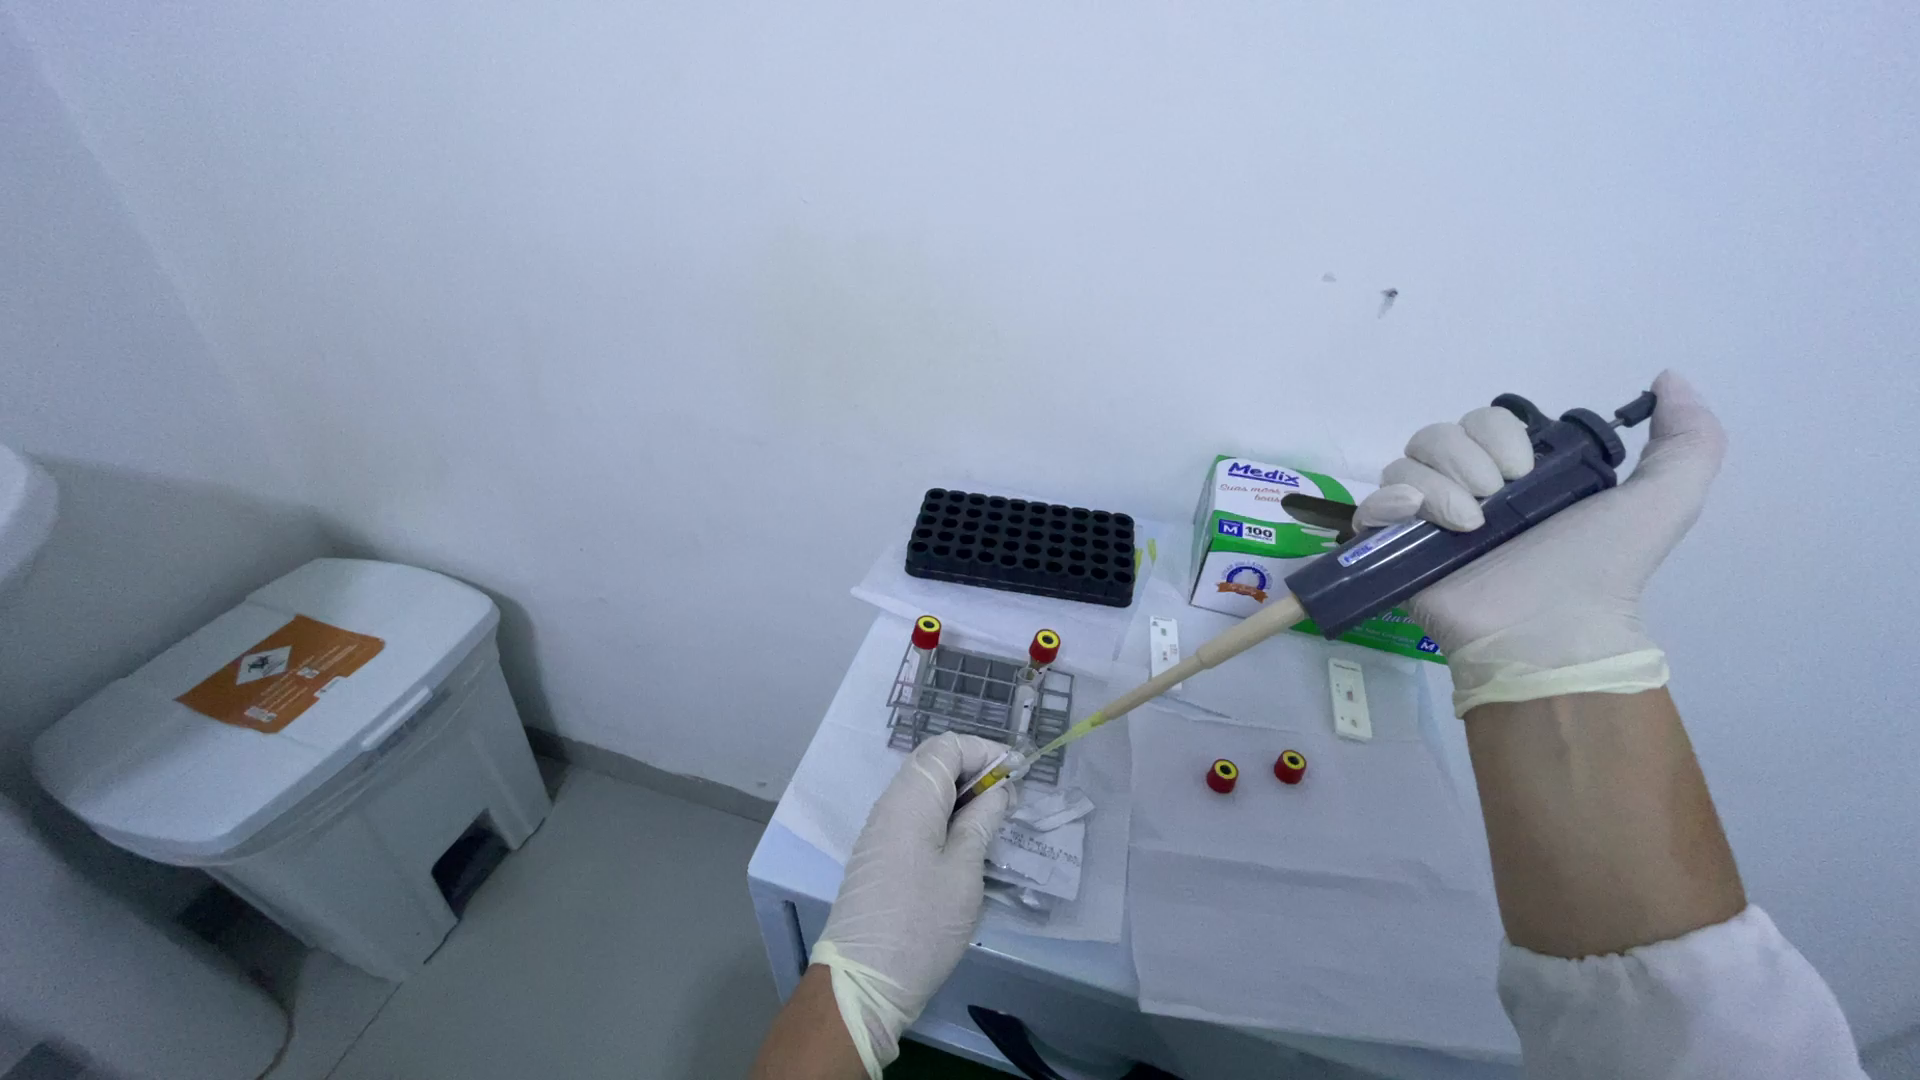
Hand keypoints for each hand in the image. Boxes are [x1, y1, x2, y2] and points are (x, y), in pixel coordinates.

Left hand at [809, 733, 1016, 1077]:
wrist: (863, 982)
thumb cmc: (921, 922)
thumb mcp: (965, 870)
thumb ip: (982, 820)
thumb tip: (999, 789)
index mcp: (911, 796)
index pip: (947, 746)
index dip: (985, 751)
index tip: (1017, 775)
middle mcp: (890, 802)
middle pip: (934, 763)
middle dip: (974, 771)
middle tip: (1008, 800)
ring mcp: (881, 828)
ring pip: (924, 790)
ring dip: (960, 796)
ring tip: (992, 823)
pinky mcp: (879, 853)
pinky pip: (914, 815)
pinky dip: (943, 816)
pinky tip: (964, 844)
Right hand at [1354, 370, 1725, 714]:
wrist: (1546, 628)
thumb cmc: (1597, 567)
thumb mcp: (1665, 499)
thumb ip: (1689, 438)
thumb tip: (1668, 378)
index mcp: (1513, 474)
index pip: (1479, 421)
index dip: (1496, 436)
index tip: (1523, 473)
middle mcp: (1463, 489)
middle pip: (1434, 437)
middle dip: (1464, 461)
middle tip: (1493, 503)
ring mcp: (1423, 519)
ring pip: (1402, 466)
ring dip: (1434, 489)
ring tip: (1466, 528)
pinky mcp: (1392, 547)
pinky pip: (1370, 504)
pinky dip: (1387, 505)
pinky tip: (1416, 522)